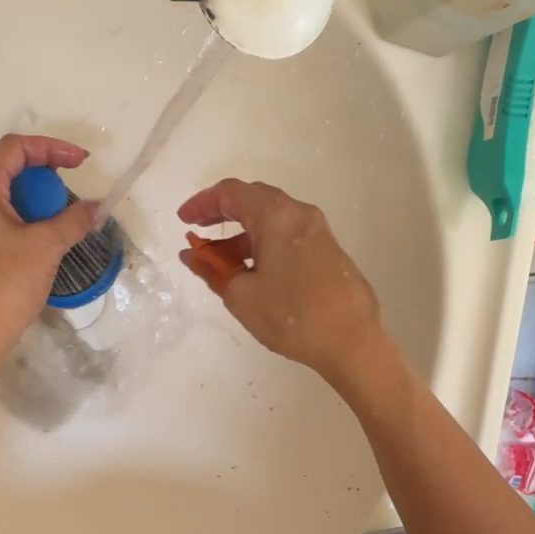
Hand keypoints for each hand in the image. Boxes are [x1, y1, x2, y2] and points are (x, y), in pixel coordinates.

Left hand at [0, 135, 99, 351]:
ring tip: (49, 201)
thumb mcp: (46, 248)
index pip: (13, 148)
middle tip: (56, 174)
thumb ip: (72, 221)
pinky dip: (13, 207)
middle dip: (28, 160)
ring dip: (20, 185)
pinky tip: (34, 228)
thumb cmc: (8, 285)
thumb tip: (96, 208)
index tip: (80, 163)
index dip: (50, 148)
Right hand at [178, 180, 388, 383]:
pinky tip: (254, 273)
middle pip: (254, 200)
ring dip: (243, 235)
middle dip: (222, 215)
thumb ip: (213, 270)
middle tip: (200, 236)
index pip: (232, 193)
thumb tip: (192, 255)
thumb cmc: (290, 316)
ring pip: (272, 221)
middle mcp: (299, 213)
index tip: (184, 221)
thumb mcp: (241, 296)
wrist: (350, 340)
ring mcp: (318, 231)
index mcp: (276, 216)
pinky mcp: (329, 252)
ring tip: (222, 263)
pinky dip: (264, 245)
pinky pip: (288, 236)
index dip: (203, 203)